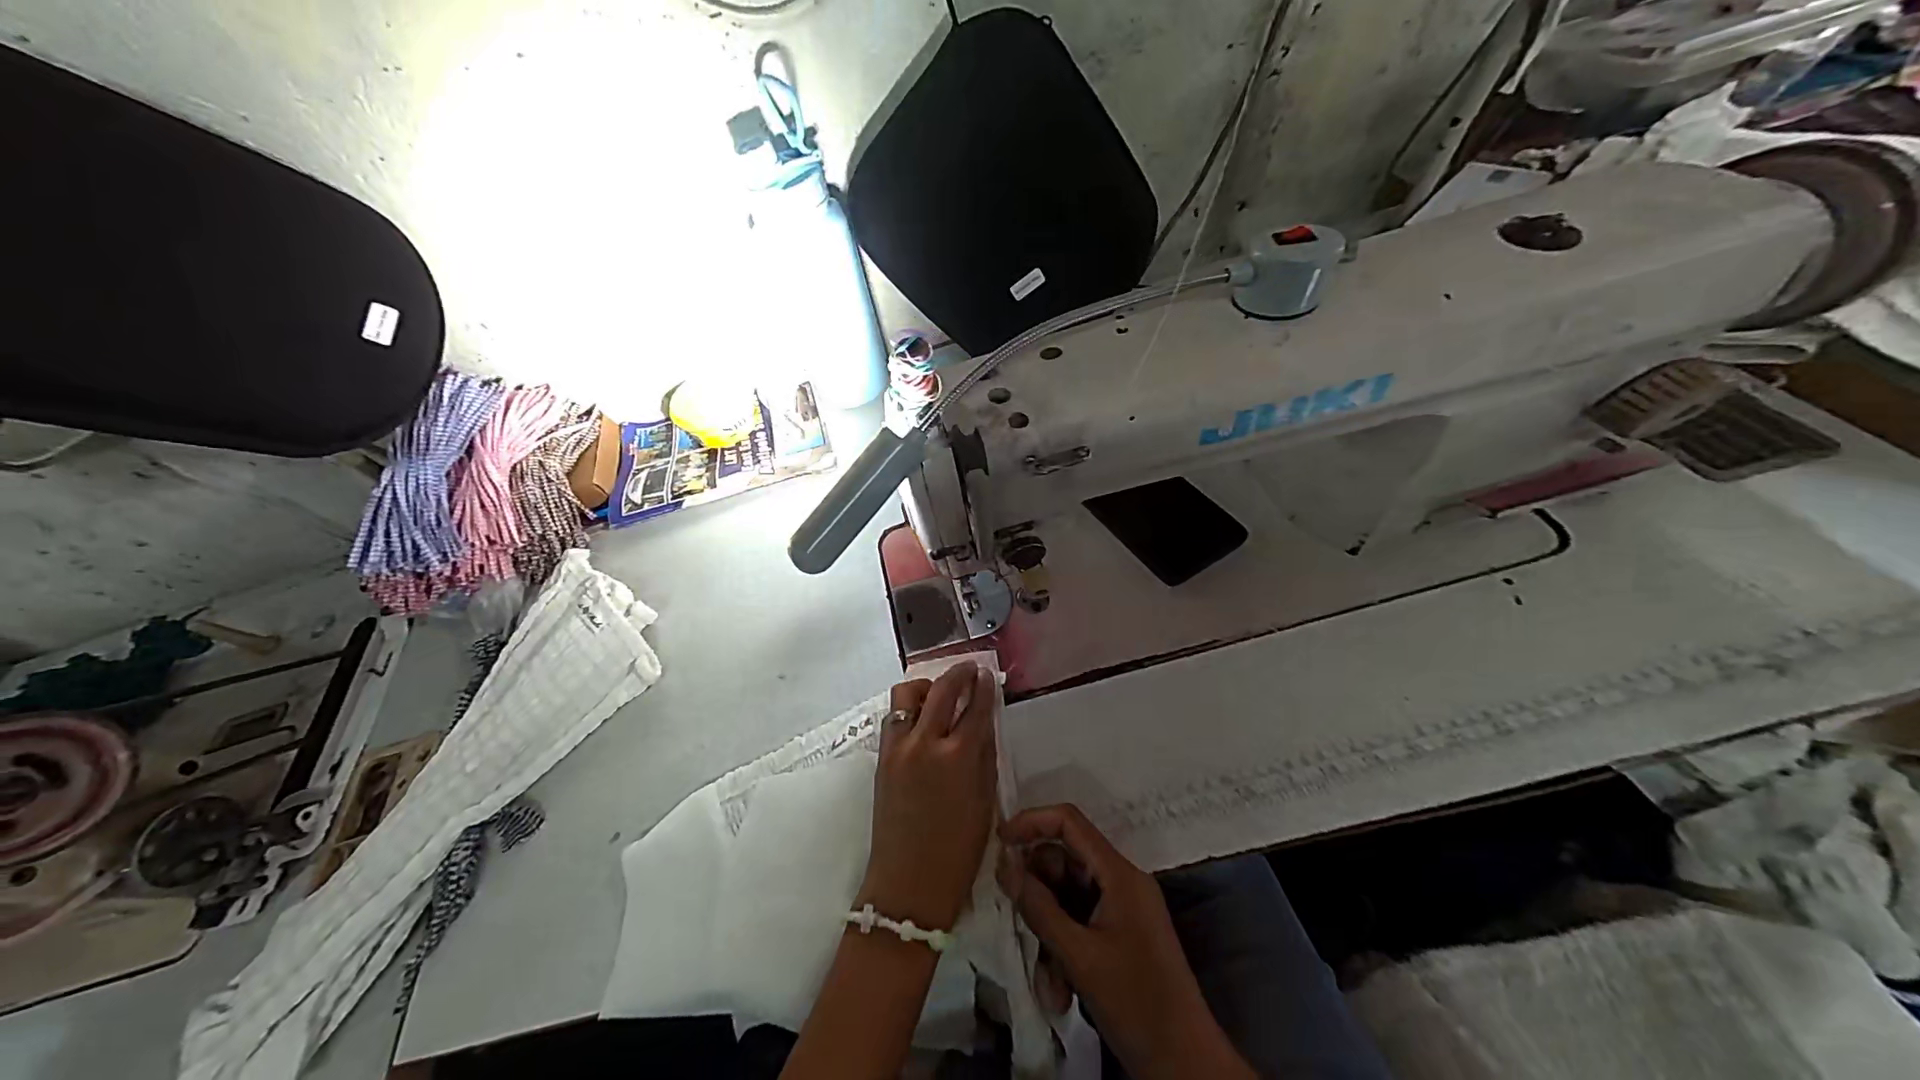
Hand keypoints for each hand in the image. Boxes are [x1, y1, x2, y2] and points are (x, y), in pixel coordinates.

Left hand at [859, 661, 998, 932]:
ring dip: (927, 687)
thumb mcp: (985, 801)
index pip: (975, 706)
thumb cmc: (959, 851)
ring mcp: (898, 748)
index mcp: (959, 756)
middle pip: (941, 689)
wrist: (909, 883)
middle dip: (958, 674)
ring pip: (907, 695)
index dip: (984, 686)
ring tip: (939, 694)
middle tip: (969, 670)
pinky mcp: (881, 758)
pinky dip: (910, 710)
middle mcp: (926, 743)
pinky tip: (922, 721)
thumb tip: (984, 722)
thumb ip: (985, 755)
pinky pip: (894, 719)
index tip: (987, 674)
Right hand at [998, 805, 1253, 1079]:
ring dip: (1048, 933)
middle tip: (1018, 920)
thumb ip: (1038, 905)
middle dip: (1037, 893)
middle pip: (1063, 862)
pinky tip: (1059, 991)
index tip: (999, 842)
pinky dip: (1062, 951)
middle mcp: (1120, 882)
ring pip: (1065, 898)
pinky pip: (1077, 924)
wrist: (1184, 1062)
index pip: (1070, 822)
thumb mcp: (1078, 954)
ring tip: (1048, 980)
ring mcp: (1120, 908)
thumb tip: (1005, 863)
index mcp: (1119, 874)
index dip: (1031, 822)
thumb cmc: (1135, 1000)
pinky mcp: (1118, 934)